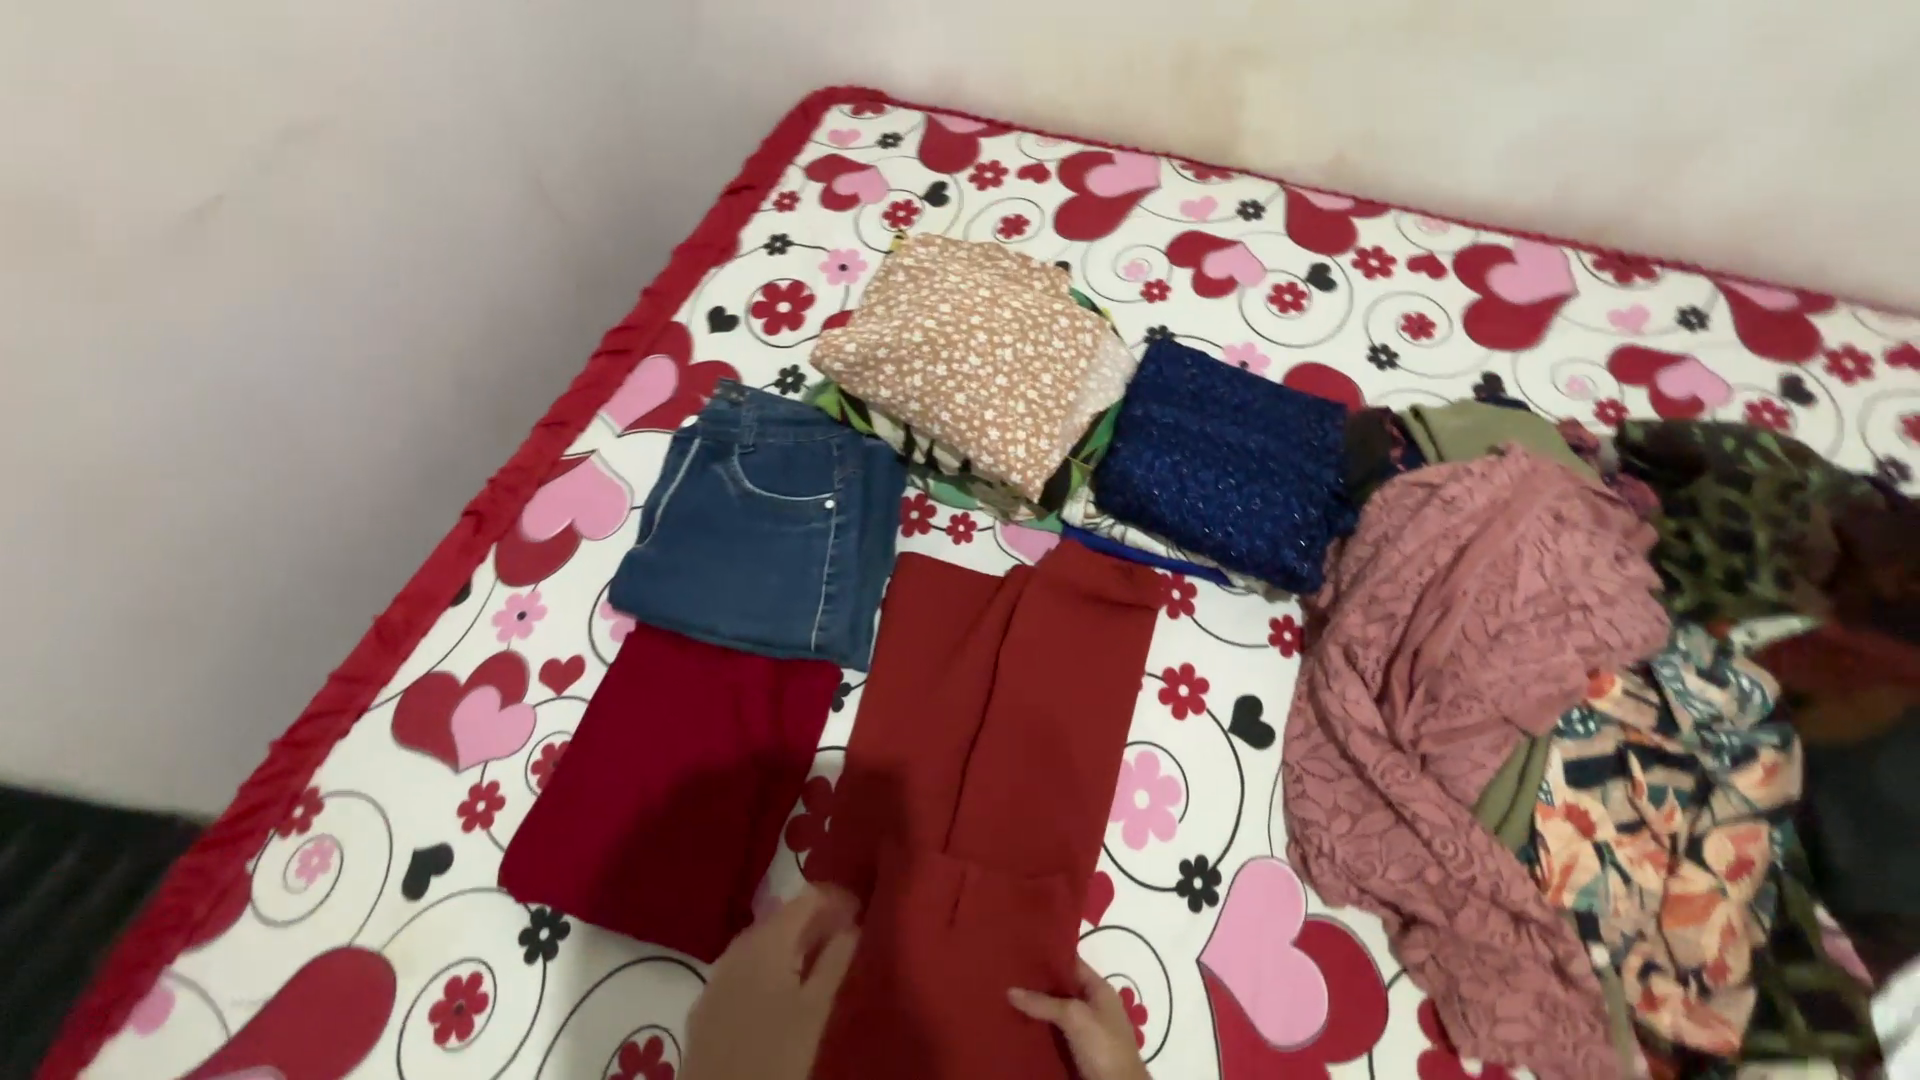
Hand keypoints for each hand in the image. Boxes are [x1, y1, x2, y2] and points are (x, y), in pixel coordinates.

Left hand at [680, 886, 860, 1079]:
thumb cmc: (774, 1057)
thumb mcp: (816, 1011)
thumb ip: (836, 962)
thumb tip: (851, 925)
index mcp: (766, 941)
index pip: (806, 899)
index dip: (835, 899)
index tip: (859, 910)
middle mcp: (737, 948)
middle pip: (781, 918)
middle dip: (814, 920)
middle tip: (845, 934)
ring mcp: (717, 977)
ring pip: (760, 943)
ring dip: (790, 943)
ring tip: (819, 959)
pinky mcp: (706, 1005)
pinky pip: (743, 968)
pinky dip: (767, 965)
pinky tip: (780, 987)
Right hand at [1008, 959, 1151, 1079]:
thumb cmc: (1104, 1046)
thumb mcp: (1074, 1017)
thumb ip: (1044, 1002)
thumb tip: (1010, 990)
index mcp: (1099, 988)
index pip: (1071, 963)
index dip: (1049, 957)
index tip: (1022, 952)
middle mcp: (1094, 1005)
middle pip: (1062, 988)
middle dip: (1038, 984)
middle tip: (1008, 976)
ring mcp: (1087, 1028)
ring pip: (1057, 1012)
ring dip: (1037, 1008)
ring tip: (1007, 998)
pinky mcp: (1079, 1050)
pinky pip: (1056, 1033)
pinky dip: (1040, 1029)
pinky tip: (1020, 1026)